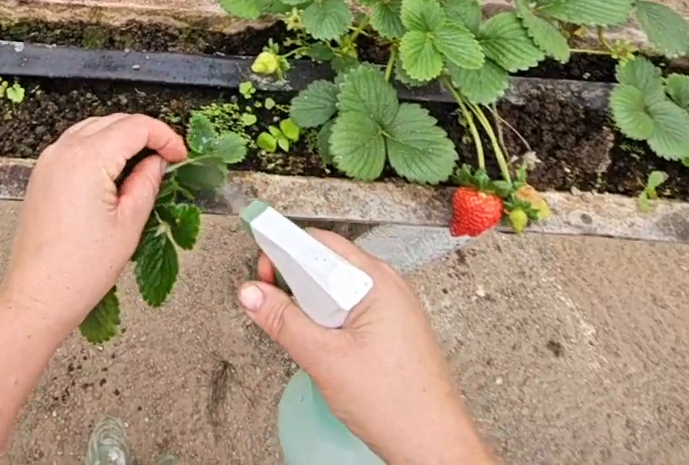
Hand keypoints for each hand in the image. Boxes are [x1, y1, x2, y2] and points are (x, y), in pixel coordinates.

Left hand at [0, 113, 186, 336]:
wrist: (37, 296)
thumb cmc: (81, 268)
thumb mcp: (129, 224)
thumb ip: (147, 182)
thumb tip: (157, 161)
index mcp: (88, 159)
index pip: (135, 127)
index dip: (164, 136)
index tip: (180, 154)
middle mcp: (64, 150)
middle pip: (114, 121)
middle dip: (145, 133)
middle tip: (168, 156)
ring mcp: (49, 160)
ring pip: (94, 128)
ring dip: (121, 135)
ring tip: (144, 160)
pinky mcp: (42, 173)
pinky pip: (75, 143)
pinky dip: (99, 145)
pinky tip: (114, 168)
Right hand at [238, 229, 495, 464]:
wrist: (436, 450)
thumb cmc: (398, 406)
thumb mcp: (324, 359)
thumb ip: (283, 321)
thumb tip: (252, 293)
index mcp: (375, 281)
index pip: (317, 244)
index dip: (283, 250)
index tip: (260, 263)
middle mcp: (386, 285)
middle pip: (326, 262)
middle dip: (293, 278)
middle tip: (271, 300)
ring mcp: (392, 306)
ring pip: (336, 286)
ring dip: (310, 300)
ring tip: (302, 330)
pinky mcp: (392, 327)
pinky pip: (350, 306)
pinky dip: (328, 316)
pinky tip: (323, 342)